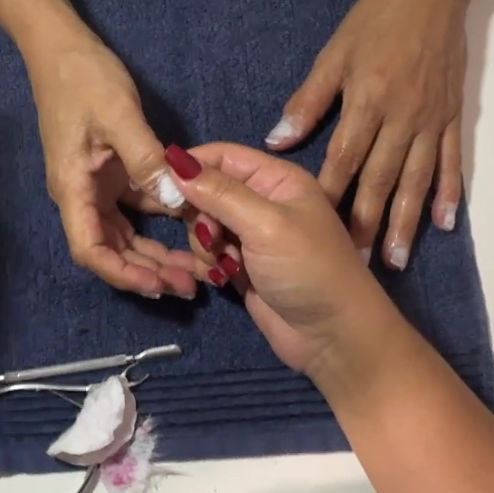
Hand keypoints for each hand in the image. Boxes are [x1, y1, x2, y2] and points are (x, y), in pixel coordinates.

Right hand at [25, 31, 200, 299]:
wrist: (61, 47)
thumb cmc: (83, 78)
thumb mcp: (118, 114)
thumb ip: (146, 159)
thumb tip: (175, 201)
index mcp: (73, 189)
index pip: (90, 249)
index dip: (121, 274)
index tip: (156, 285)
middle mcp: (82, 196)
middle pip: (111, 251)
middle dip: (147, 272)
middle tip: (189, 285)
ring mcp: (95, 187)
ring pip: (124, 236)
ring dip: (154, 254)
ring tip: (191, 269)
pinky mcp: (110, 176)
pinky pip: (134, 212)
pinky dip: (157, 226)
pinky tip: (188, 229)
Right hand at [168, 143, 402, 377]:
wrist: (332, 336)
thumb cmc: (308, 270)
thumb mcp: (265, 223)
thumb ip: (219, 192)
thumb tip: (172, 159)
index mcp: (277, 179)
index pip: (222, 156)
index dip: (190, 167)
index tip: (161, 186)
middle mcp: (263, 202)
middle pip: (207, 192)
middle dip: (199, 215)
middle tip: (212, 239)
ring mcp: (252, 237)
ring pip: (204, 226)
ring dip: (204, 245)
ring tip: (225, 265)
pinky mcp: (242, 267)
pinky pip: (209, 254)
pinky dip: (209, 265)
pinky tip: (223, 279)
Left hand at [268, 0, 469, 270]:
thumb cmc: (375, 21)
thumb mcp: (333, 54)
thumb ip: (307, 101)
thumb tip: (276, 141)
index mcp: (367, 102)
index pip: (344, 159)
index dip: (329, 196)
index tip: (315, 231)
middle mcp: (402, 118)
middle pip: (381, 180)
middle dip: (368, 224)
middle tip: (359, 264)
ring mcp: (432, 121)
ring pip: (418, 180)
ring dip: (407, 222)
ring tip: (397, 259)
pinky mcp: (454, 117)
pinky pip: (452, 161)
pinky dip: (450, 193)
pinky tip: (445, 224)